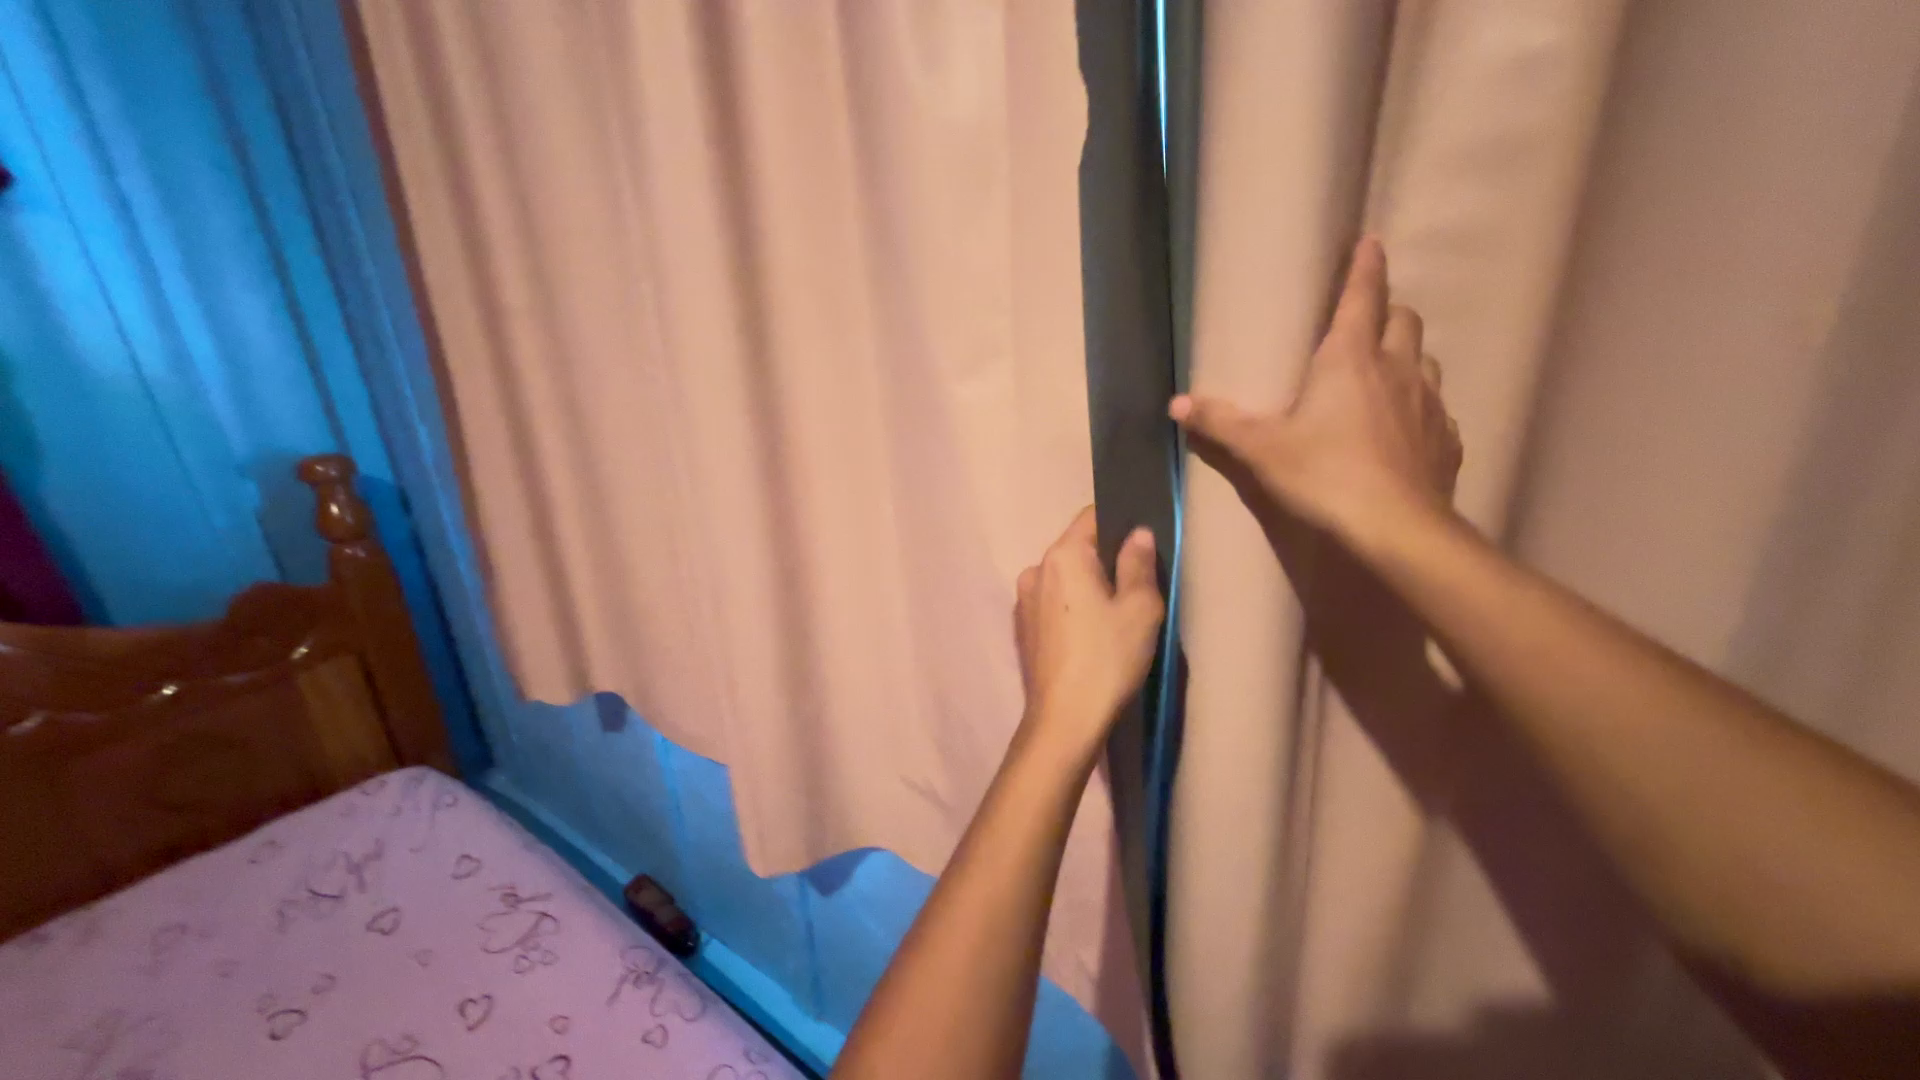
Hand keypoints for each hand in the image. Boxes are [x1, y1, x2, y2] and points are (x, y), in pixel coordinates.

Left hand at [1013, 507, 1164, 761]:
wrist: (1064, 721)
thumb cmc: (1107, 659)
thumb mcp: (1140, 609)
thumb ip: (1139, 564)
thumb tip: (1137, 533)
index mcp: (1063, 556)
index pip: (1092, 517)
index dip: (1121, 523)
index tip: (1143, 544)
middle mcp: (1035, 570)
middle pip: (1077, 550)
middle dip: (1106, 561)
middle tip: (1137, 588)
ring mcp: (1023, 602)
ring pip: (1065, 580)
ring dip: (1088, 589)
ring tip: (1115, 618)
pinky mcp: (1022, 630)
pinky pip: (1053, 605)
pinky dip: (1072, 611)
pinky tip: (1091, 638)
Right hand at [1169, 236, 1461, 543]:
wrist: (1396, 531)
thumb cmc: (1324, 476)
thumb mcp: (1262, 450)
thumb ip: (1221, 423)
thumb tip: (1177, 404)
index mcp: (1351, 358)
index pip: (1363, 295)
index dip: (1365, 266)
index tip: (1369, 242)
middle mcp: (1398, 370)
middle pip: (1403, 320)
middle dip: (1386, 311)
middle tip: (1365, 320)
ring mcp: (1430, 406)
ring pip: (1427, 361)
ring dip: (1407, 358)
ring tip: (1385, 374)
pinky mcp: (1446, 443)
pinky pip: (1437, 411)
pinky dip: (1420, 408)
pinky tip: (1404, 430)